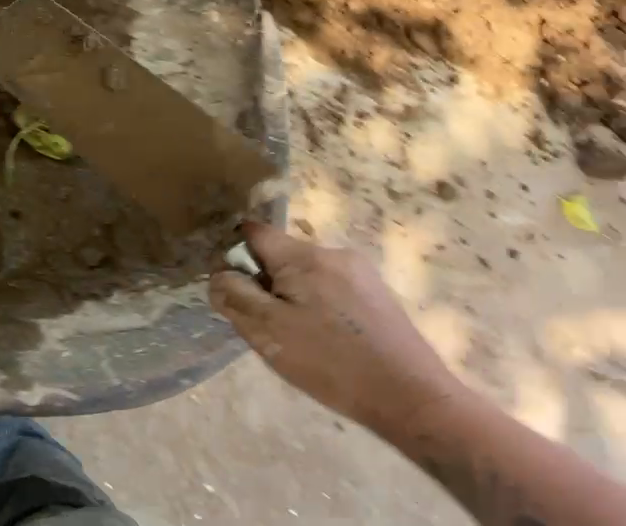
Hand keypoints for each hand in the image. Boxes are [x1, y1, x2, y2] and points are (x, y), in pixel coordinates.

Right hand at [209, 222, 461, 433]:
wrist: (418, 404)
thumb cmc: (333, 363)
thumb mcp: (266, 330)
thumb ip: (232, 293)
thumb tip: (220, 274)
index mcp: (305, 257)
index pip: (252, 232)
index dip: (235, 256)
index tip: (237, 290)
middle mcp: (335, 255)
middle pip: (279, 254)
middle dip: (265, 281)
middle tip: (268, 322)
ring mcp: (363, 275)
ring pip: (305, 273)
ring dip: (291, 295)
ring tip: (299, 336)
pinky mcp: (380, 298)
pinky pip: (331, 288)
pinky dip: (318, 306)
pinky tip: (327, 340)